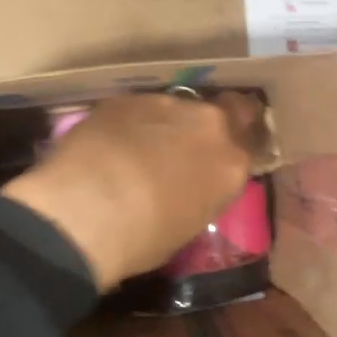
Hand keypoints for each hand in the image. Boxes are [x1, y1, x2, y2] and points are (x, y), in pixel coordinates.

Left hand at [1, 91, 253, 290]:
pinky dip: (129, 124)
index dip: (235, 146)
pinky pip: (136, 109)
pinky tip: (109, 146)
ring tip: (138, 150)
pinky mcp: (125, 98)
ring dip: (164, 125)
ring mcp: (166, 105)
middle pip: (222, 110)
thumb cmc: (144, 238)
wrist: (87, 212)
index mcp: (232, 164)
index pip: (249, 141)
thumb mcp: (189, 224)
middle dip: (207, 126)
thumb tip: (188, 186)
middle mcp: (208, 125)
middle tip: (185, 147)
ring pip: (175, 108)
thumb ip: (201, 192)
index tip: (221, 156)